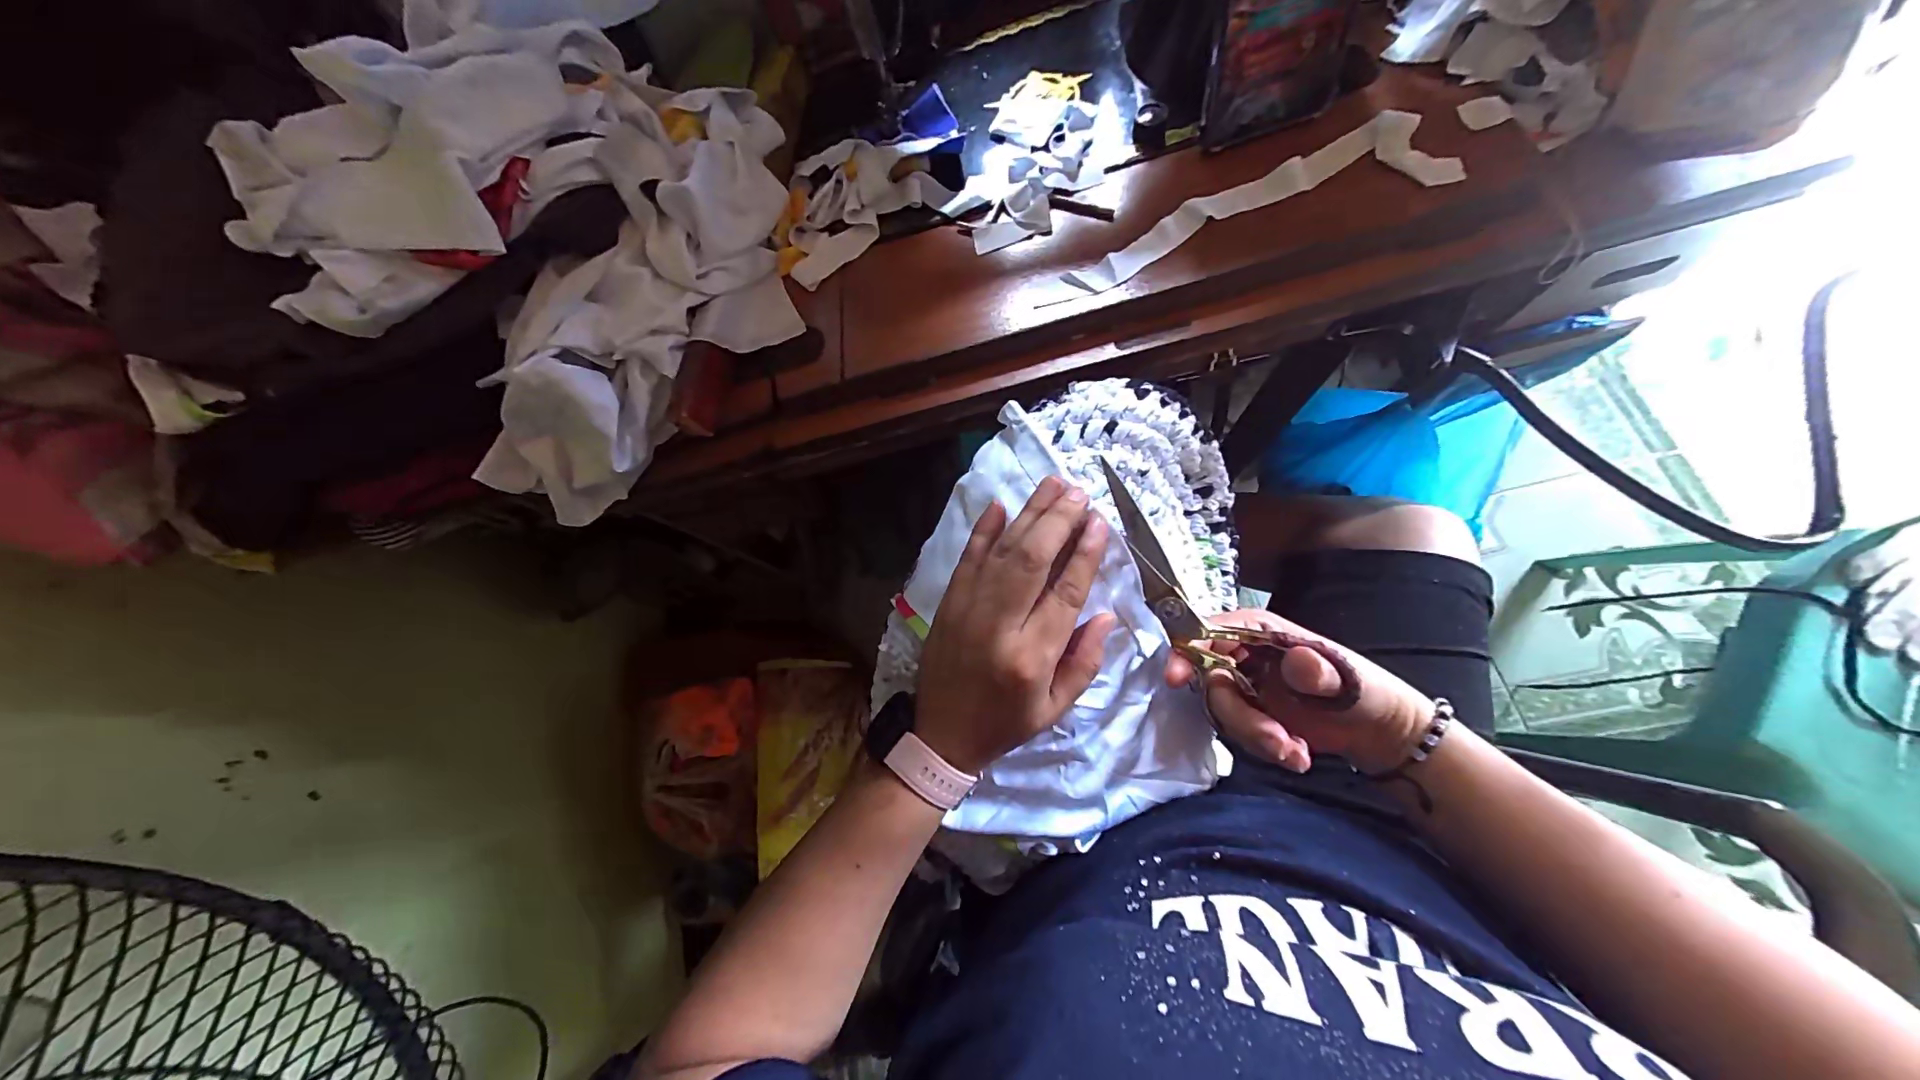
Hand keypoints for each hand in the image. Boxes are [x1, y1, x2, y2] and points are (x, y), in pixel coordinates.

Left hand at [915, 477, 1116, 774]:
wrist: (939, 735)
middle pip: (1033, 560)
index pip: (1065, 594)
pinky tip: (1001, 504)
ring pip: (1003, 551)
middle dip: (1058, 521)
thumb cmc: (1004, 723)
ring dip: (1029, 514)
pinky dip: (985, 530)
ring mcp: (968, 609)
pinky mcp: (948, 602)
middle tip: (1079, 493)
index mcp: (1031, 657)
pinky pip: (968, 558)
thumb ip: (1084, 662)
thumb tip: (1105, 614)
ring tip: (1053, 485)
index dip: (1084, 555)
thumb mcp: (1054, 709)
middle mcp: (999, 626)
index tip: (1099, 524)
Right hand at [1165, 609, 1432, 773]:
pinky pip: (1236, 733)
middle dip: (1240, 717)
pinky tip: (1297, 753)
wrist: (1380, 732)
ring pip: (1222, 712)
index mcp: (1262, 632)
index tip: (1176, 678)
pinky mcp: (1248, 714)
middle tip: (1277, 741)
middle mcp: (1244, 656)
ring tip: (1297, 751)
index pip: (1209, 632)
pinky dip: (1265, 749)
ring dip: (1256, 738)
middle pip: (1211, 680)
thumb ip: (1319, 670)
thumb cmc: (1367, 692)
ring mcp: (1244, 686)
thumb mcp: (1349, 680)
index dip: (1187, 650)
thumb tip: (1295, 659)